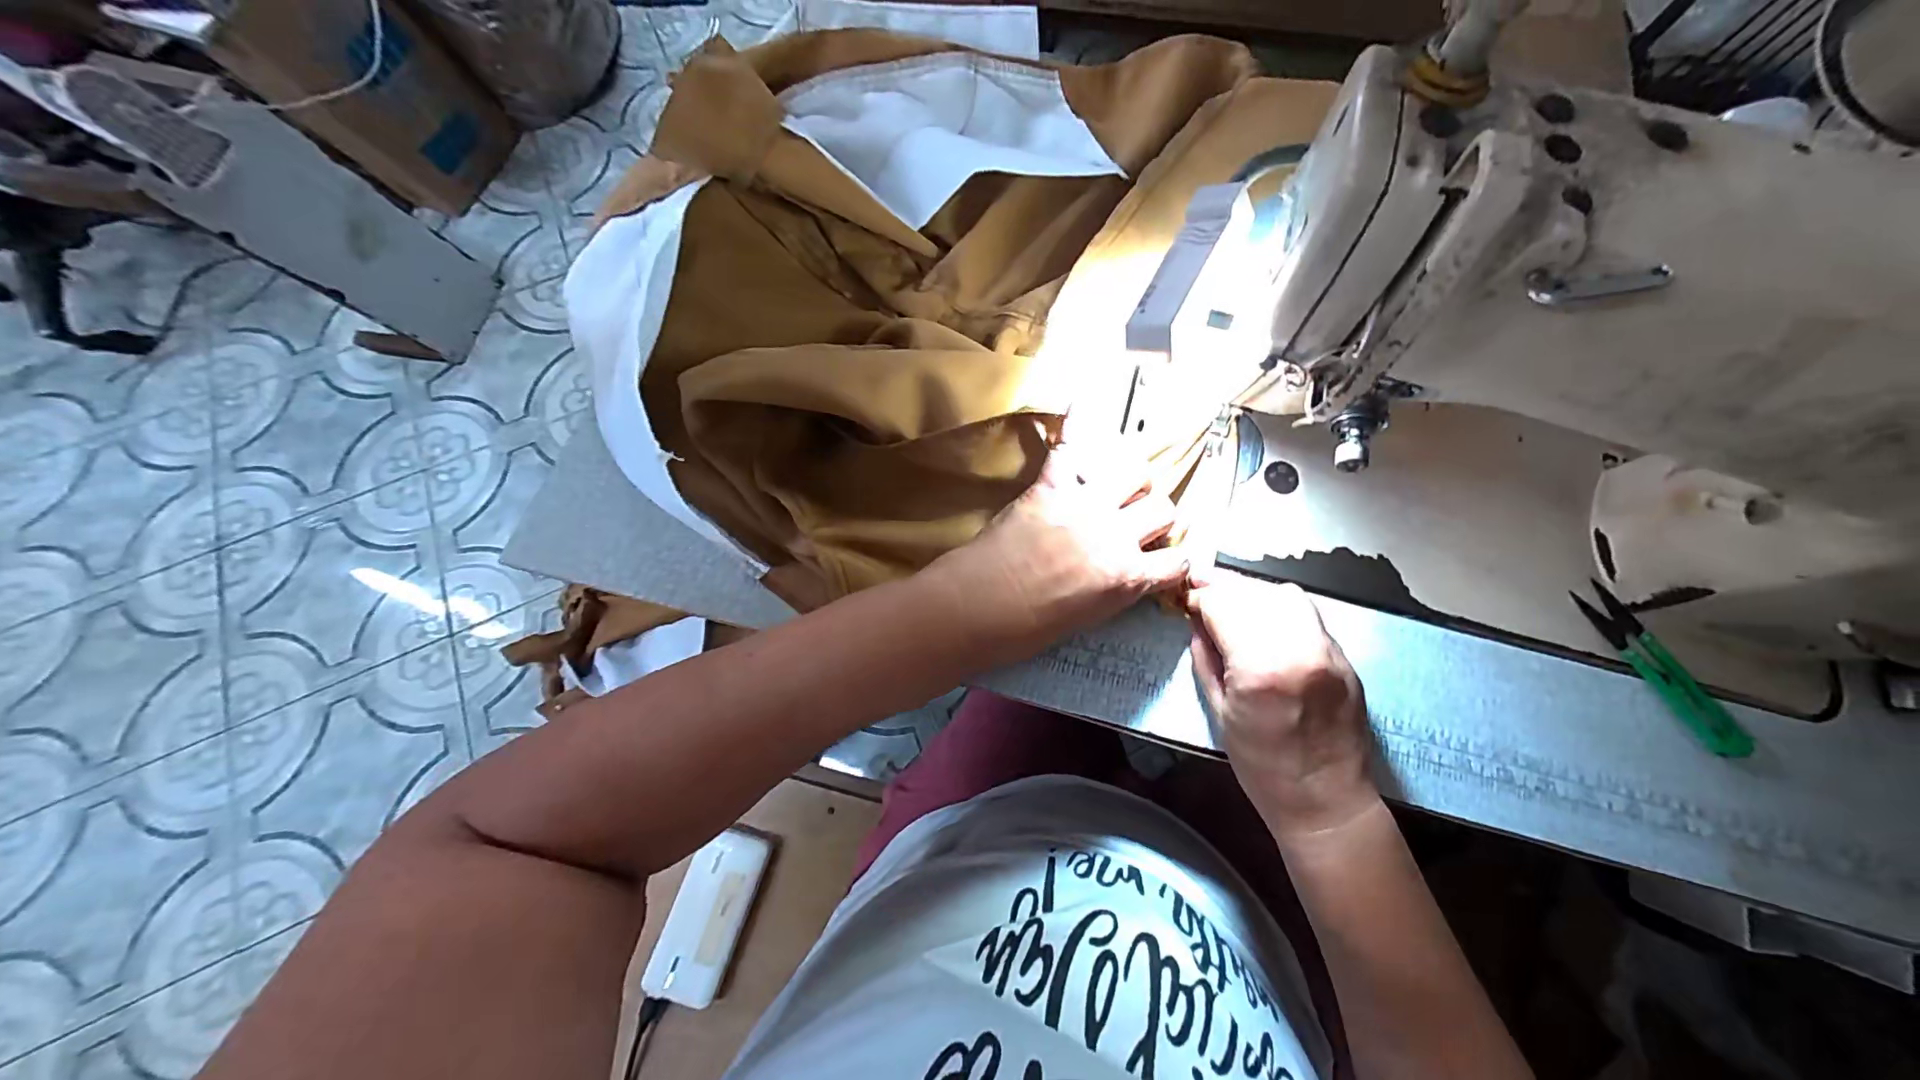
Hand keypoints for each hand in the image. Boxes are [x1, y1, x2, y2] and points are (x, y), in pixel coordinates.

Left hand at [925, 428, 1189, 664]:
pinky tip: (1076, 426)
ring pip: (1135, 472)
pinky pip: (1071, 451)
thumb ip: (1115, 587)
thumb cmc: (1026, 628)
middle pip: (1164, 509)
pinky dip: (1074, 439)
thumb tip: (1127, 571)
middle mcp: (1115, 536)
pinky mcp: (1050, 487)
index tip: (1162, 558)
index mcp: (1126, 577)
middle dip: (1154, 516)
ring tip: (1112, 487)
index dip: (1172, 560)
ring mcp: (1084, 506)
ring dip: (1130, 480)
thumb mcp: (1087, 617)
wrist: (977, 606)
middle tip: (1135, 521)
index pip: (1177, 561)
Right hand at [1186, 572, 1377, 845]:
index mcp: (1261, 670)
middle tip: (1201, 599)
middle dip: (1221, 591)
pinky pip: (1307, 614)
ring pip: (1284, 595)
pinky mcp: (1342, 657)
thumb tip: (1196, 623)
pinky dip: (1280, 607)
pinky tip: (1263, 622)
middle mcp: (1299, 650)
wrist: (1326, 800)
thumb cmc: (1264, 768)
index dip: (1197, 598)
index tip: (1184, 601)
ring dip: (1252, 594)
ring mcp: (1327, 651)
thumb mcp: (1219, 712)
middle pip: (1252, 594)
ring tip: (1232, 608)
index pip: (1222, 606)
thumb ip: (1206, 659)